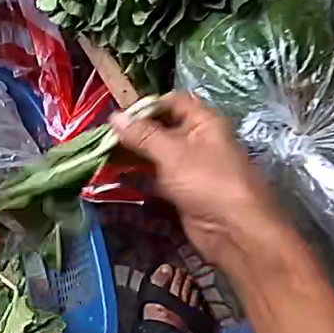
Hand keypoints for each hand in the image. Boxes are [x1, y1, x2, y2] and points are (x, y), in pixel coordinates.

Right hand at [112, 91, 289, 268]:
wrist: (232, 230)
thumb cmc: (207, 182)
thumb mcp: (172, 153)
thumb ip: (142, 135)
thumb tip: (114, 116)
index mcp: (203, 122)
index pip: (171, 102)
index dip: (145, 106)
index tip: (117, 115)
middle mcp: (196, 140)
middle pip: (160, 129)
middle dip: (133, 132)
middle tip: (101, 137)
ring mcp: (188, 167)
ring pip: (154, 154)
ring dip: (131, 155)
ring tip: (101, 155)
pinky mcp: (180, 190)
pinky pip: (154, 178)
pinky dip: (137, 176)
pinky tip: (114, 176)